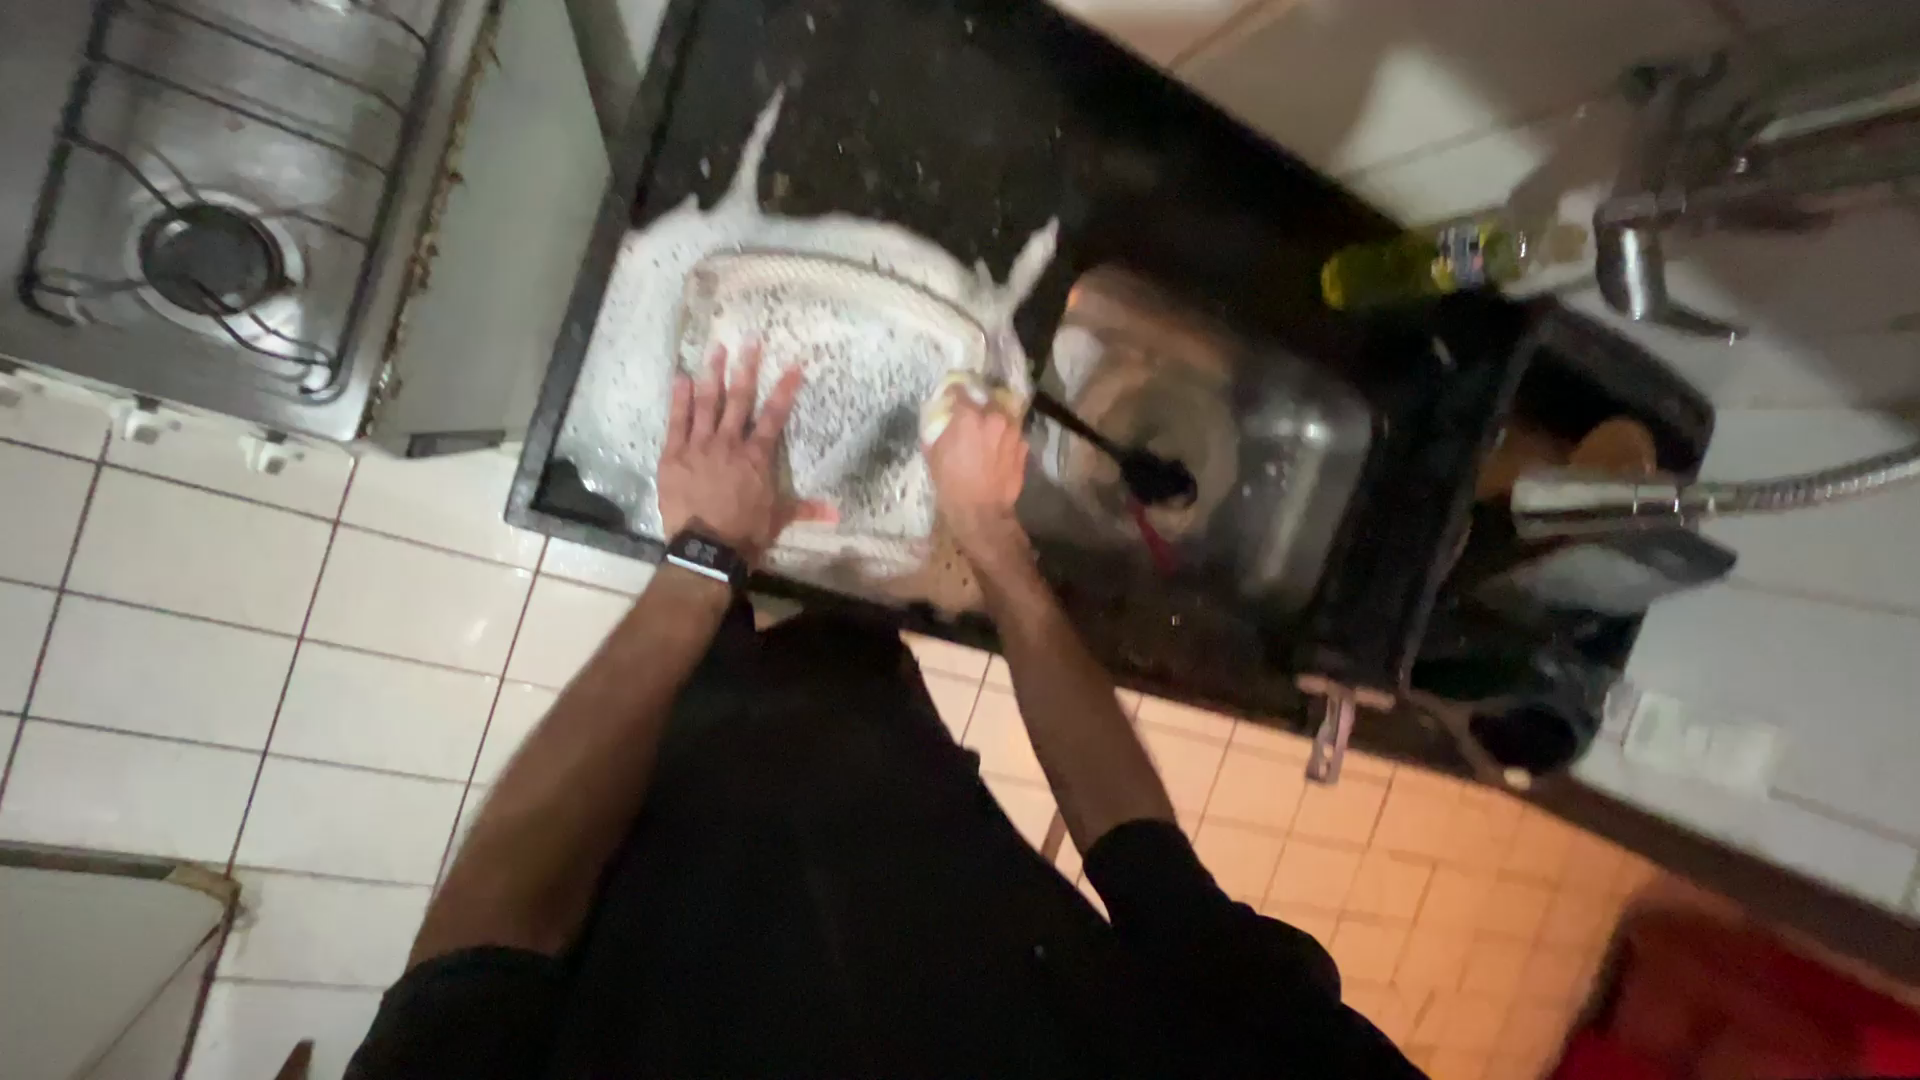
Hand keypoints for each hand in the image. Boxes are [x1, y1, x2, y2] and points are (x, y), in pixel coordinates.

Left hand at [658, 341, 834, 564]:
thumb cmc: (747, 532)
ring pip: (707, 403)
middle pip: (739, 399)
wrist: (708, 548)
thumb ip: (806, 509)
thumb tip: (837, 513)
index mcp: (757, 456)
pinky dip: (679, 399)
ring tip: (715, 349)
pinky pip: (676, 421)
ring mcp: (699, 446)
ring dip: (712, 374)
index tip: (793, 365)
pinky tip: (680, 378)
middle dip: (747, 368)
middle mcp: (730, 443)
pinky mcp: (673, 455)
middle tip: (750, 340)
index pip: (774, 416)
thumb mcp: (780, 518)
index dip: (785, 389)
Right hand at [925, 385, 1029, 568]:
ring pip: (1005, 415)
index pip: (961, 390)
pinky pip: (1013, 435)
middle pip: (988, 399)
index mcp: (970, 416)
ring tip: (989, 431)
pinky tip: (999, 449)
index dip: (954, 392)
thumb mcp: (933, 454)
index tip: (952, 396)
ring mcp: (1013, 432)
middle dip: (980, 403)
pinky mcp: (1024, 447)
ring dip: (996, 419)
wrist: (981, 511)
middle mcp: (995, 417)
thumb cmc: (951, 483)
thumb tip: (939, 420)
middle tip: (973, 414)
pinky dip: (1006, 437)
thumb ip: (938, 430)